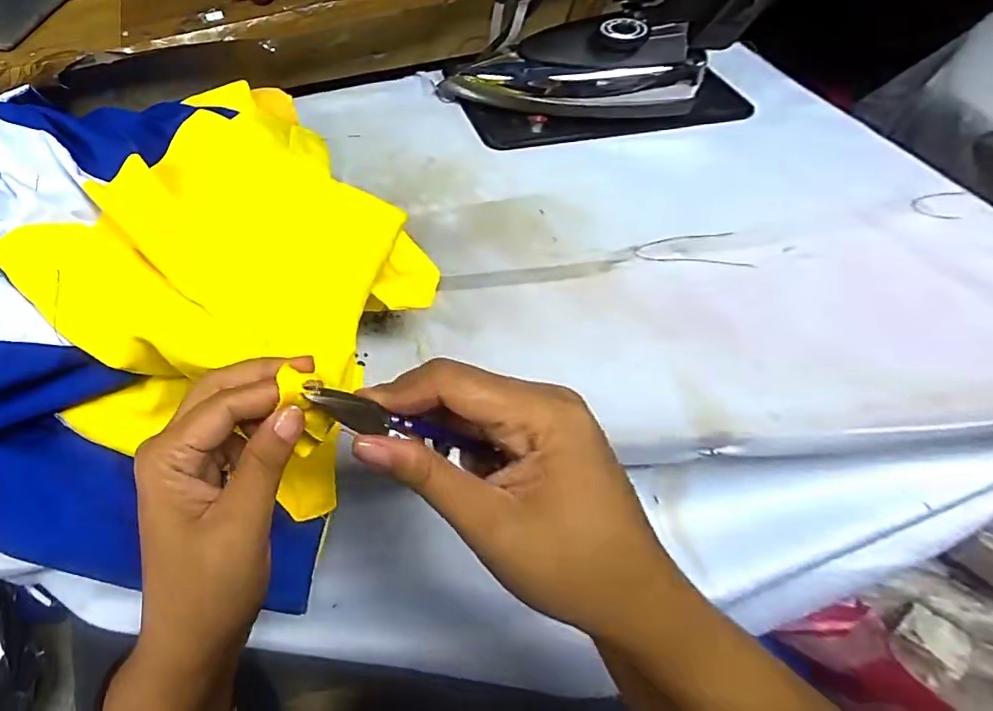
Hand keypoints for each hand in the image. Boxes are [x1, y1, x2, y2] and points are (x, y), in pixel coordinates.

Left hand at [107, 357, 307, 710]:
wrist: (190, 645)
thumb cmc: (211, 589)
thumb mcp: (242, 523)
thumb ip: (265, 461)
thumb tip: (292, 407)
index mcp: (166, 454)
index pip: (218, 404)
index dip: (264, 387)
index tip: (310, 378)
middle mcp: (167, 447)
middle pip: (213, 395)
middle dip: (257, 377)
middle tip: (306, 366)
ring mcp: (180, 461)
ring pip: (220, 411)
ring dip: (258, 398)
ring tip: (302, 391)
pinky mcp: (197, 475)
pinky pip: (227, 437)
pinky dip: (256, 427)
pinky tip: (283, 424)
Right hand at [350, 359, 698, 645]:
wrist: (639, 611)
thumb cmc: (570, 569)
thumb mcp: (488, 524)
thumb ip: (423, 474)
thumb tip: (362, 442)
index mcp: (543, 412)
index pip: (451, 381)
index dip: (397, 392)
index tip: (353, 411)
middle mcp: (545, 400)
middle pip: (456, 385)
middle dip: (409, 406)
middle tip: (366, 430)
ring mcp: (545, 415)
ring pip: (464, 401)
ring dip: (427, 422)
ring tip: (393, 447)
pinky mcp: (540, 433)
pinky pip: (479, 419)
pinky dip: (450, 436)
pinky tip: (434, 459)